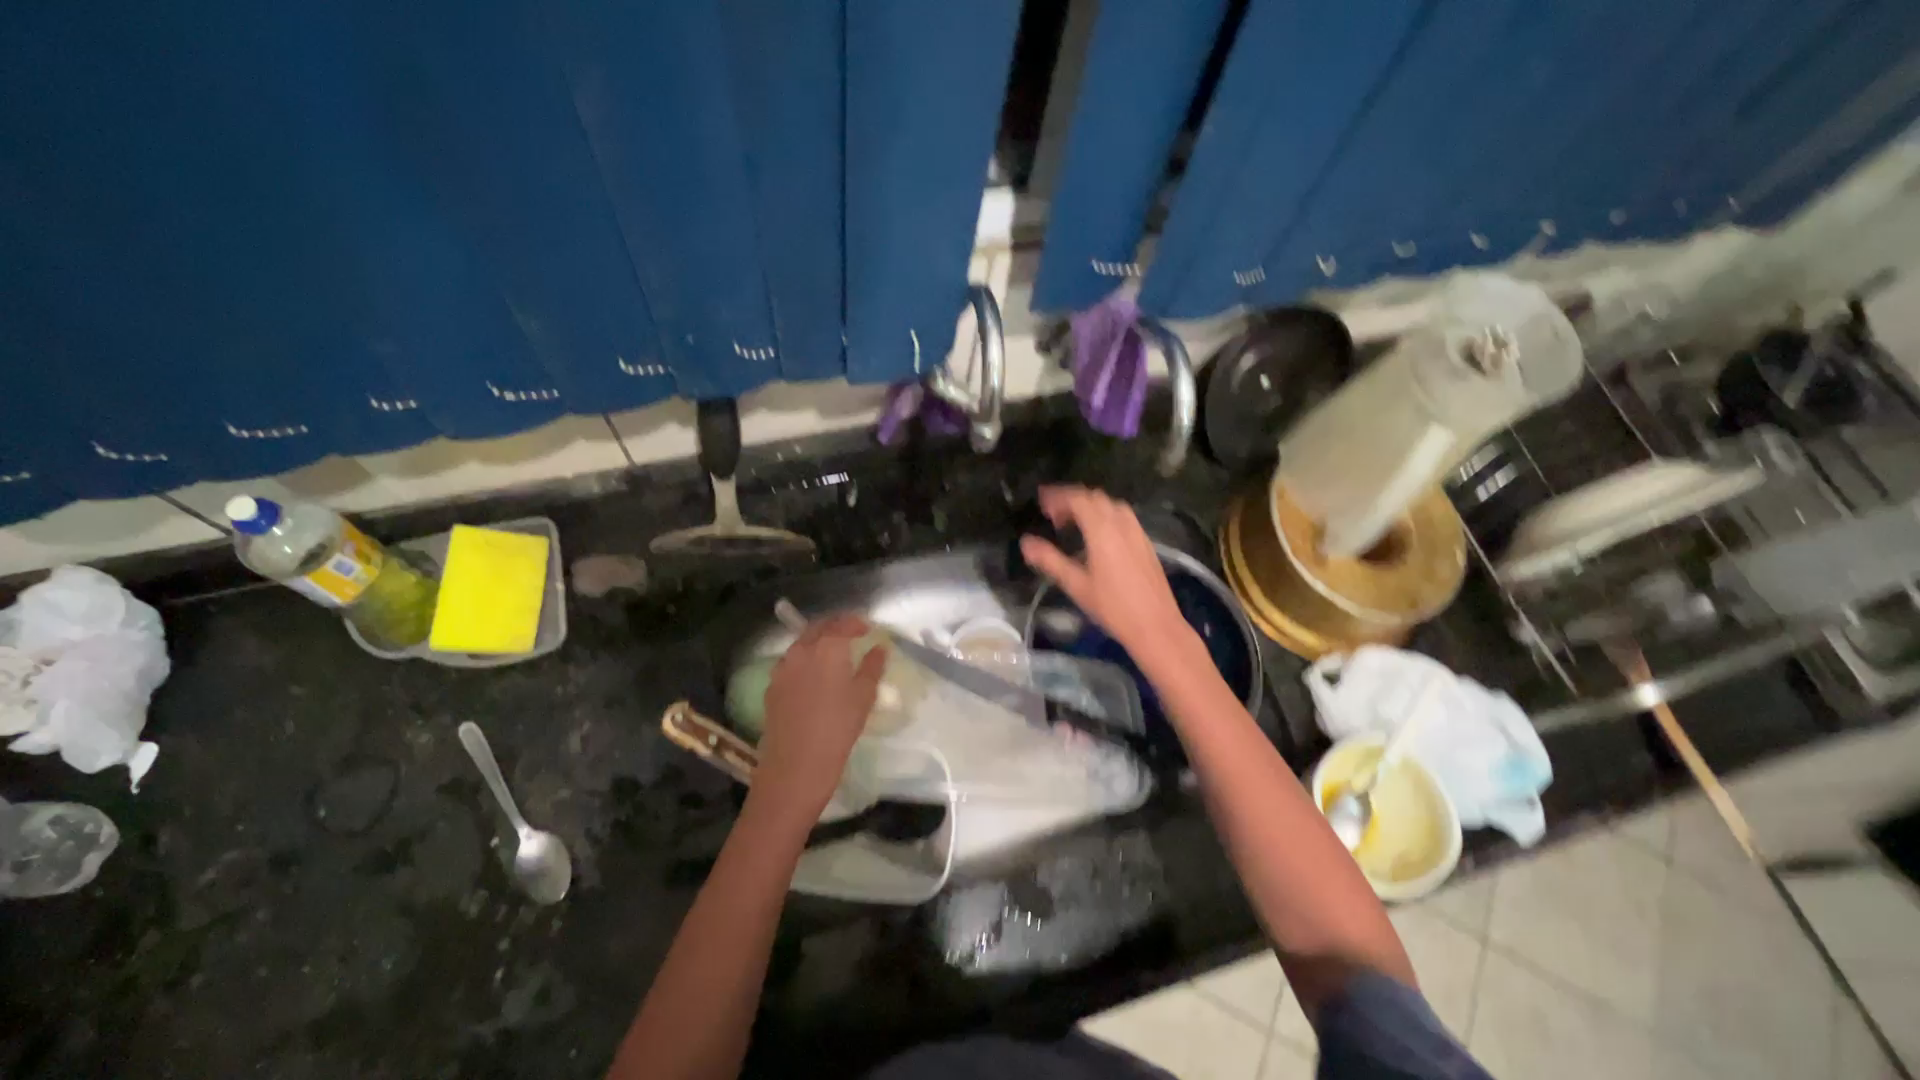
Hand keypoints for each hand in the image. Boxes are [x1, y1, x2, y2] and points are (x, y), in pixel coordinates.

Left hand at [752, 614, 887, 819]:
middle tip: (851, 635)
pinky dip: (804, 660)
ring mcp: (782, 668)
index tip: (868, 629)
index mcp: (827, 648)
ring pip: (801, 644)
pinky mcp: (771, 686)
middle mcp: (801, 650)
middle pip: (818, 627)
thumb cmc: (837, 731)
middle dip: (835, 626)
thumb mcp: (863, 698)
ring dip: (818, 641)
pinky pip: (790, 663)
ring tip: (834, 654)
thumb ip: (872, 668)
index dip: (857, 623)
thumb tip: (879, 649)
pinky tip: (813, 676)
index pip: (843, 623)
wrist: (795, 766)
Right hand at [1019, 485, 1198, 672]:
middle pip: (1095, 498)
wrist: (1155, 625)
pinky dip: (1106, 516)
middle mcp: (1122, 524)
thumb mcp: (1076, 585)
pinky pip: (1124, 517)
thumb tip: (1026, 543)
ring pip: (1112, 505)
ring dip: (1091, 507)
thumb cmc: (1113, 607)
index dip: (1058, 497)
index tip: (1042, 504)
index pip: (1078, 499)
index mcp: (1102, 530)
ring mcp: (1137, 532)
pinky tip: (1099, 537)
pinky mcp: (1146, 543)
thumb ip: (1050, 561)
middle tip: (1054, 516)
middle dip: (1073, 500)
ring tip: (1074, 524)